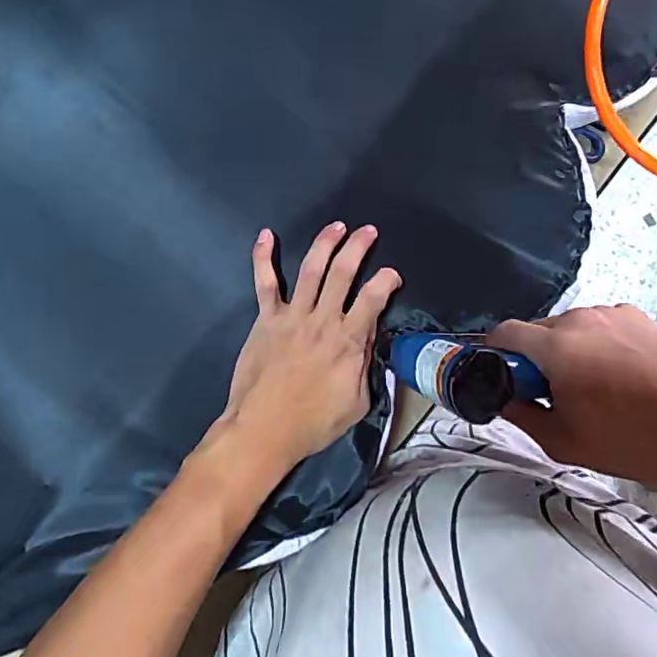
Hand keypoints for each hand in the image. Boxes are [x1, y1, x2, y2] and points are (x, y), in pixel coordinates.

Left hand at [209, 222, 402, 472]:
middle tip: (368, 231)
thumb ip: (365, 364)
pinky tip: (266, 235)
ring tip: (337, 226)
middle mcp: (322, 320)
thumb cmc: (313, 422)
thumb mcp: (356, 401)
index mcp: (347, 340)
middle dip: (358, 247)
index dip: (387, 280)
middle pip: (343, 273)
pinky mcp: (266, 319)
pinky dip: (263, 257)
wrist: (264, 429)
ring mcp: (291, 316)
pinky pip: (265, 283)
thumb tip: (368, 337)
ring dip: (325, 243)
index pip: (374, 298)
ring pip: (310, 270)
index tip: (392, 274)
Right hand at [486, 305, 656, 497]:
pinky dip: (595, 345)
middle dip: (534, 358)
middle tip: (549, 393)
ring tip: (589, 388)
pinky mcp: (634, 318)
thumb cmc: (634, 439)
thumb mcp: (561, 440)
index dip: (495, 354)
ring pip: (568, 329)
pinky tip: (613, 376)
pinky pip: (598, 327)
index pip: (504, 333)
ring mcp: (610, 316)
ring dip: (566, 351)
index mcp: (556, 347)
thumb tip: (503, 399)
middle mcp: (581, 320)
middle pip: (536, 331)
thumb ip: (519, 413)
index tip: (504, 375)